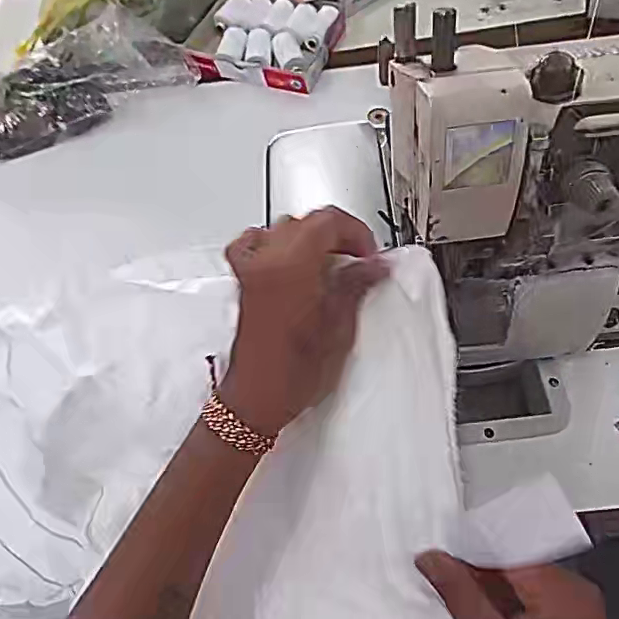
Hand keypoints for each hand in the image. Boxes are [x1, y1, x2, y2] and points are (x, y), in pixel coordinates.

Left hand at [218, 207, 387, 435]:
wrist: (256, 398)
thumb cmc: (290, 375)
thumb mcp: (339, 329)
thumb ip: (355, 286)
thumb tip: (374, 266)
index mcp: (291, 267)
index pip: (329, 221)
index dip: (357, 233)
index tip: (370, 255)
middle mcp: (266, 261)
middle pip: (309, 221)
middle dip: (340, 235)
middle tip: (361, 261)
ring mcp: (251, 269)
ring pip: (286, 228)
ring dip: (314, 239)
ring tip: (335, 265)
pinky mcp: (244, 280)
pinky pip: (259, 243)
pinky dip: (280, 245)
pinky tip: (296, 262)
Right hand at [417, 552, 618, 618]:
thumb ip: (461, 598)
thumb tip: (436, 561)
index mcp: (568, 596)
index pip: (511, 551)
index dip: (471, 551)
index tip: (440, 556)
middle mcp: (581, 596)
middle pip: (519, 563)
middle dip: (479, 571)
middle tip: (443, 578)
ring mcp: (581, 612)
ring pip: (524, 582)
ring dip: (492, 590)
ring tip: (461, 604)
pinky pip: (535, 600)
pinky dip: (508, 605)